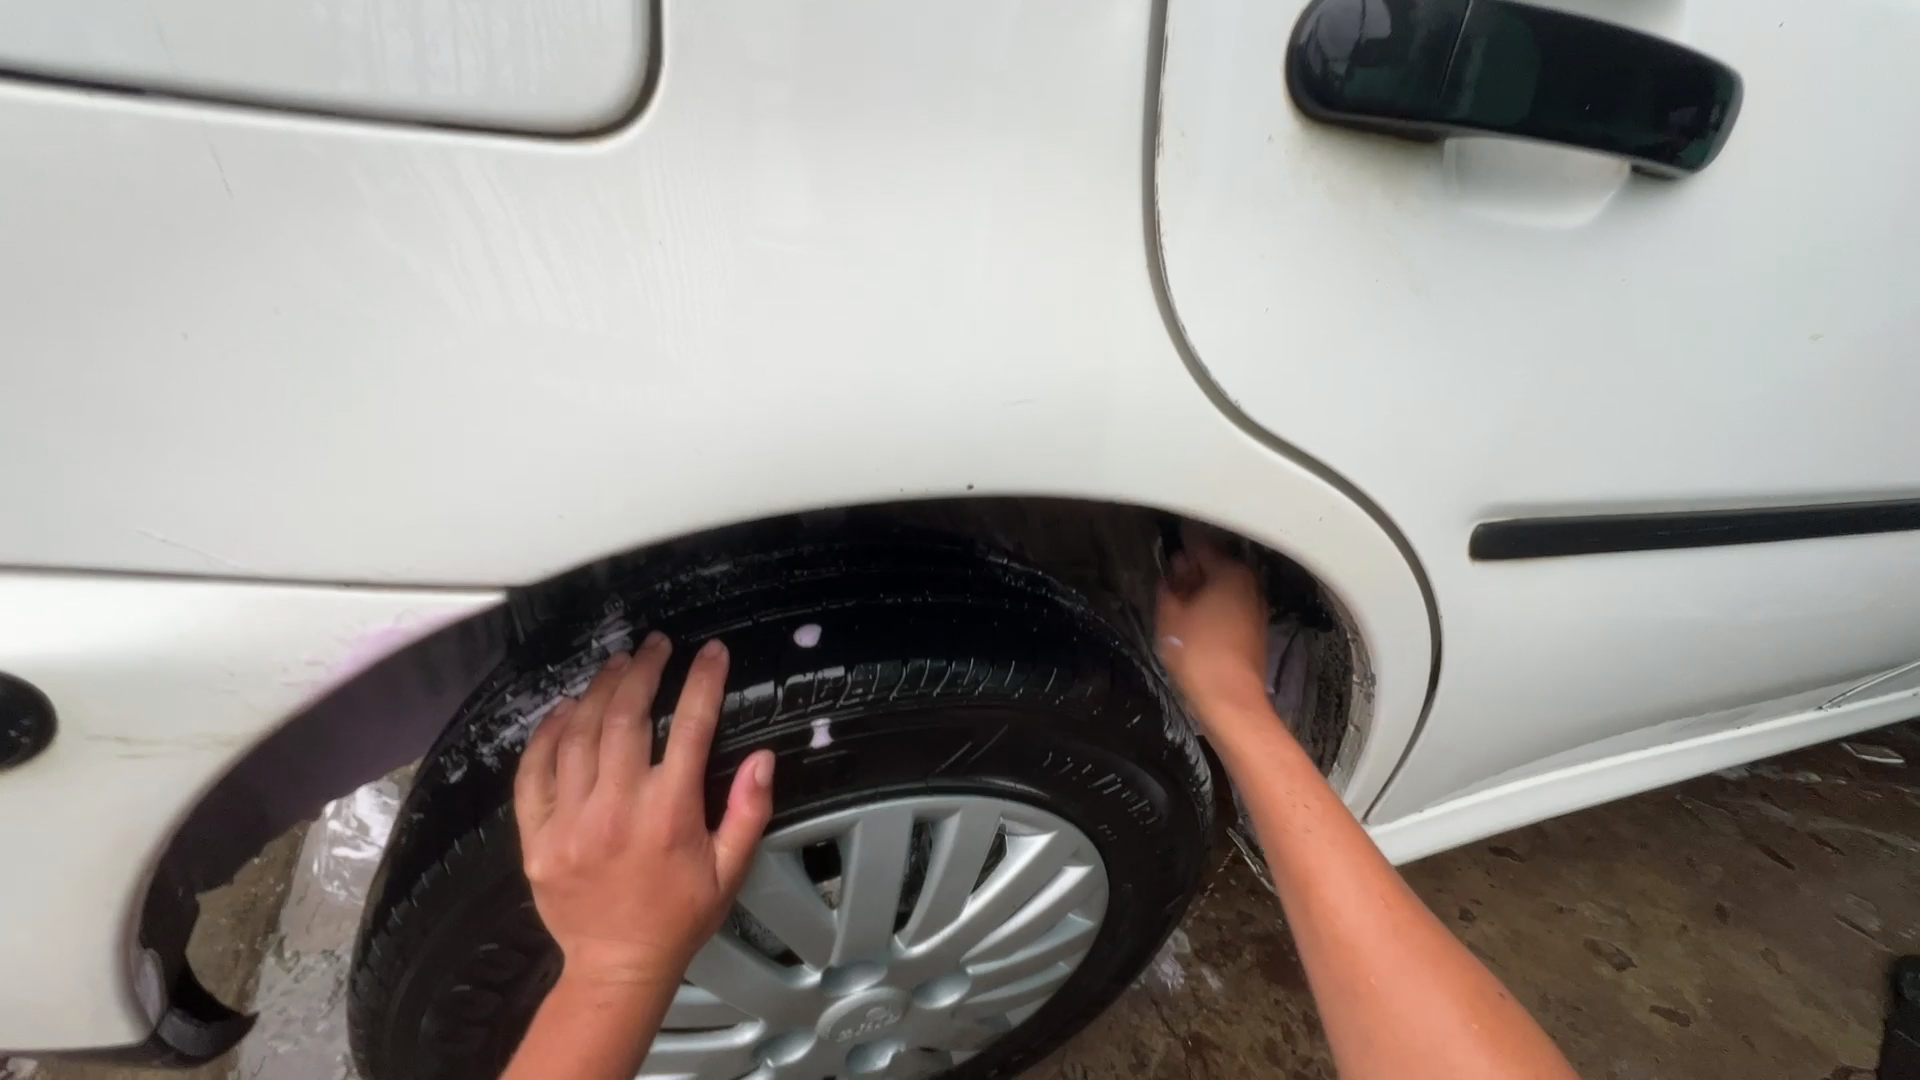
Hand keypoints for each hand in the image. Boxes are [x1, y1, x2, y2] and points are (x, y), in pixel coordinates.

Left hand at [514, 633, 775, 990]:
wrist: (616, 966)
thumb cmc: (680, 914)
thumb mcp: (731, 870)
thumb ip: (750, 811)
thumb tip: (763, 757)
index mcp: (669, 813)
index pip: (691, 728)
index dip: (703, 682)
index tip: (712, 652)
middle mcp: (616, 808)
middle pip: (626, 718)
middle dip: (644, 671)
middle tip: (656, 645)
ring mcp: (569, 821)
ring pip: (578, 735)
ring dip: (599, 691)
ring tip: (617, 663)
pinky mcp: (536, 836)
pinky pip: (533, 772)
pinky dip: (545, 733)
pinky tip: (563, 707)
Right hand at [1156, 524, 1272, 723]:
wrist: (1229, 699)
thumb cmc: (1198, 654)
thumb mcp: (1170, 615)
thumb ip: (1169, 587)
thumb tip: (1172, 575)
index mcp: (1230, 573)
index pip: (1202, 546)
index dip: (1184, 542)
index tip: (1172, 539)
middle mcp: (1249, 585)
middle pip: (1218, 566)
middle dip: (1195, 567)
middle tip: (1172, 570)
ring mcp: (1256, 608)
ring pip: (1226, 587)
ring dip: (1205, 587)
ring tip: (1180, 594)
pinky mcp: (1255, 630)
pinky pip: (1232, 605)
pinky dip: (1215, 604)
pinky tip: (1196, 616)